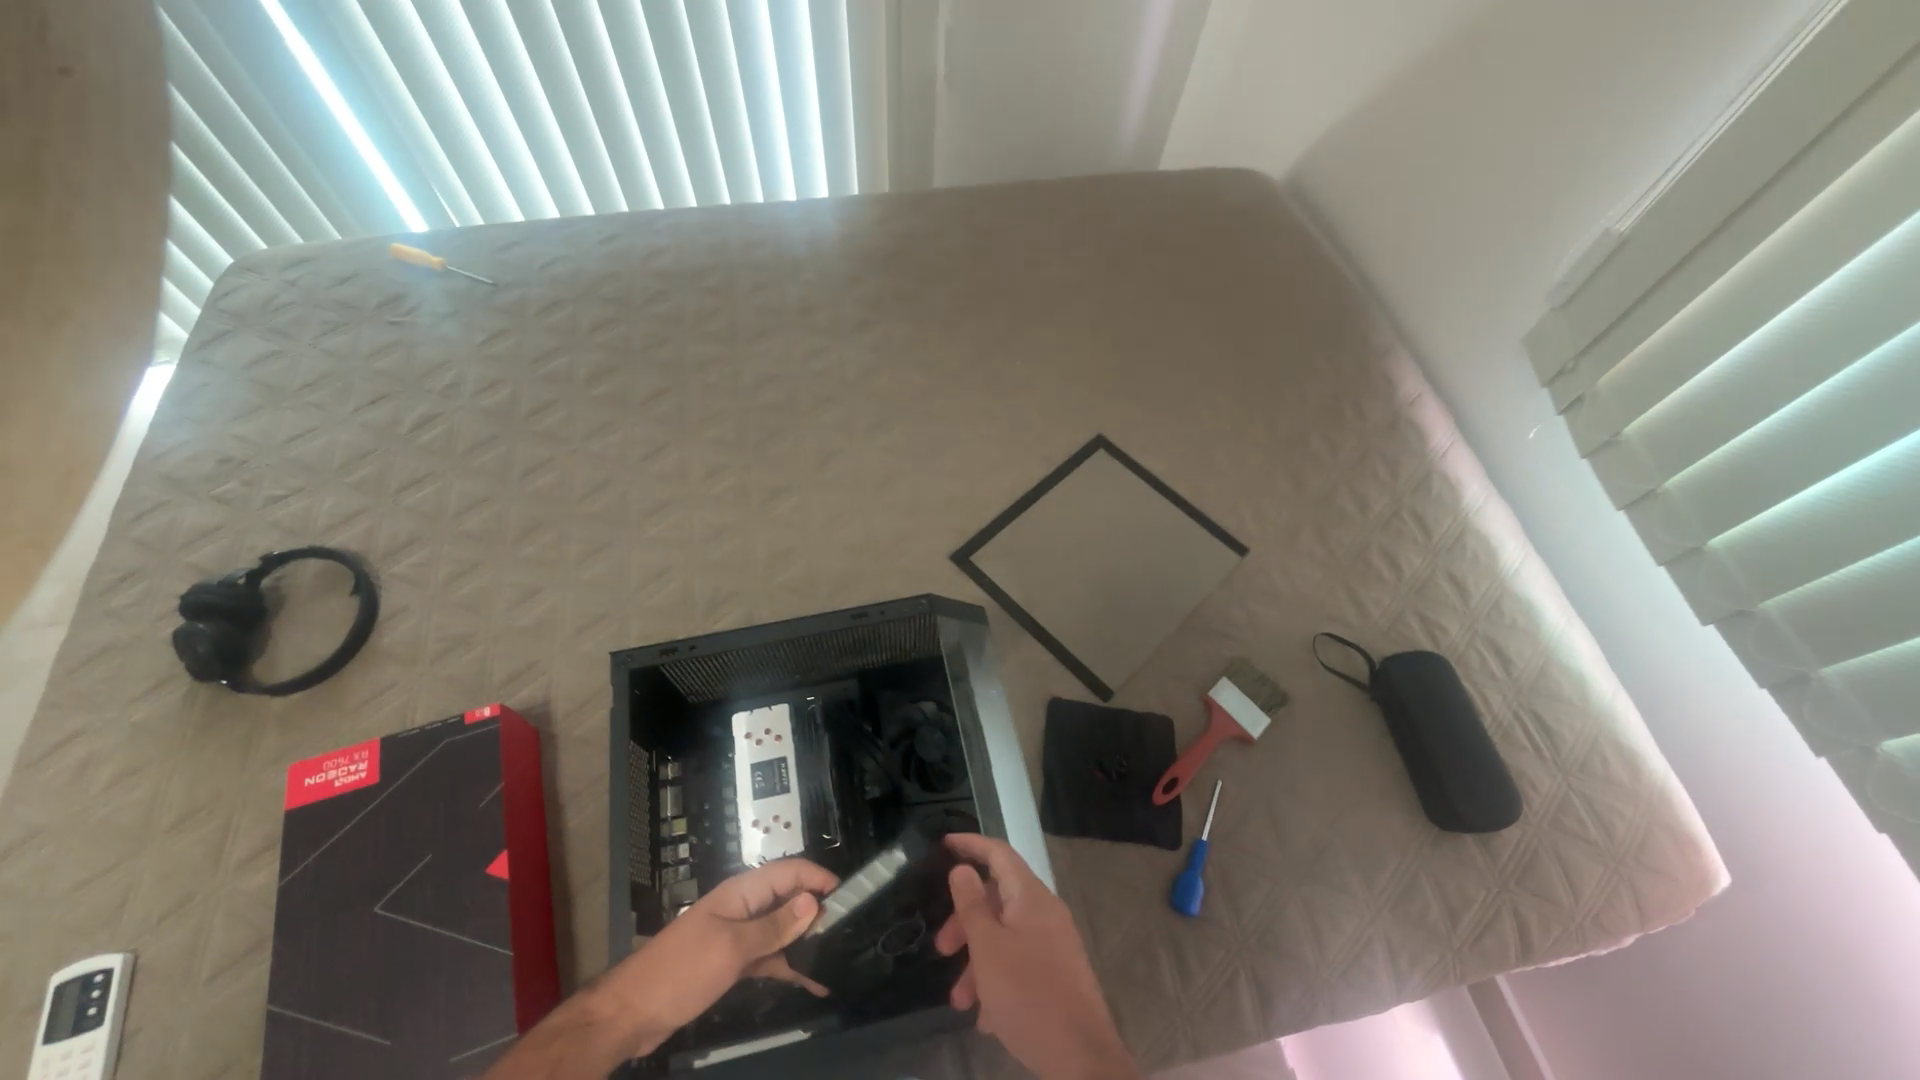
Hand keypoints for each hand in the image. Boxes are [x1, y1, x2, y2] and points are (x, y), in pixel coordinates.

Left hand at [601, 857, 839, 1050]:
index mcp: (740, 894)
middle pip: (787, 900)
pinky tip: (813, 984)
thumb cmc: (680, 972)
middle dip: (817, 911)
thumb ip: (774, 927)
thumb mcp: (732, 949)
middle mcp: (741, 909)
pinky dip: (789, 969)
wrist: (629, 1015)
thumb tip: (814, 902)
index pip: (788, 871)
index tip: (849, 896)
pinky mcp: (731, 964)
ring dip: (806, 943)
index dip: (818, 878)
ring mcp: (736, 937)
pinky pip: (768, 959)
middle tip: (850, 931)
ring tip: (839, 957)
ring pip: (780, 931)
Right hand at [935, 835, 1137, 1079]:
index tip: (944, 844)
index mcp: (1031, 897)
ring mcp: (1054, 944)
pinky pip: (1018, 963)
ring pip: (1005, 937)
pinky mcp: (1057, 974)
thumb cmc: (1027, 994)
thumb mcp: (988, 948)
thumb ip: (972, 906)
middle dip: (965, 922)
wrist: (1081, 1056)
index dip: (971, 845)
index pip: (999, 854)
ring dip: (977, 963)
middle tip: (942, 949)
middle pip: (997, 899)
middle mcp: (1046, 913)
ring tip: (960, 1002)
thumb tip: (964, 869)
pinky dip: (996, 980)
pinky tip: (985, 1017)